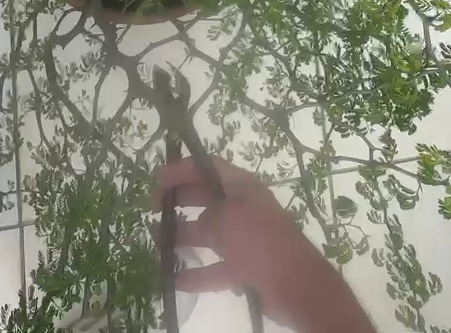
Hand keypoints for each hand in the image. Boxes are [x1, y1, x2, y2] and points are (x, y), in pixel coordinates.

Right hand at [151, 158, 372, 332]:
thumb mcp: (224, 221)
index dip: (181, 169)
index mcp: (240, 186)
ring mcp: (245, 237)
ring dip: (183, 236)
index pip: (207, 167)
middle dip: (180, 202)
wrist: (297, 284)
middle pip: (206, 198)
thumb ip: (205, 218)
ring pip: (208, 233)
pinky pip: (217, 266)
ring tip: (156, 243)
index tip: (157, 179)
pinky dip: (199, 273)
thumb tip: (197, 224)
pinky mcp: (247, 266)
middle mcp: (242, 207)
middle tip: (153, 209)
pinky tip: (175, 279)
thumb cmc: (259, 240)